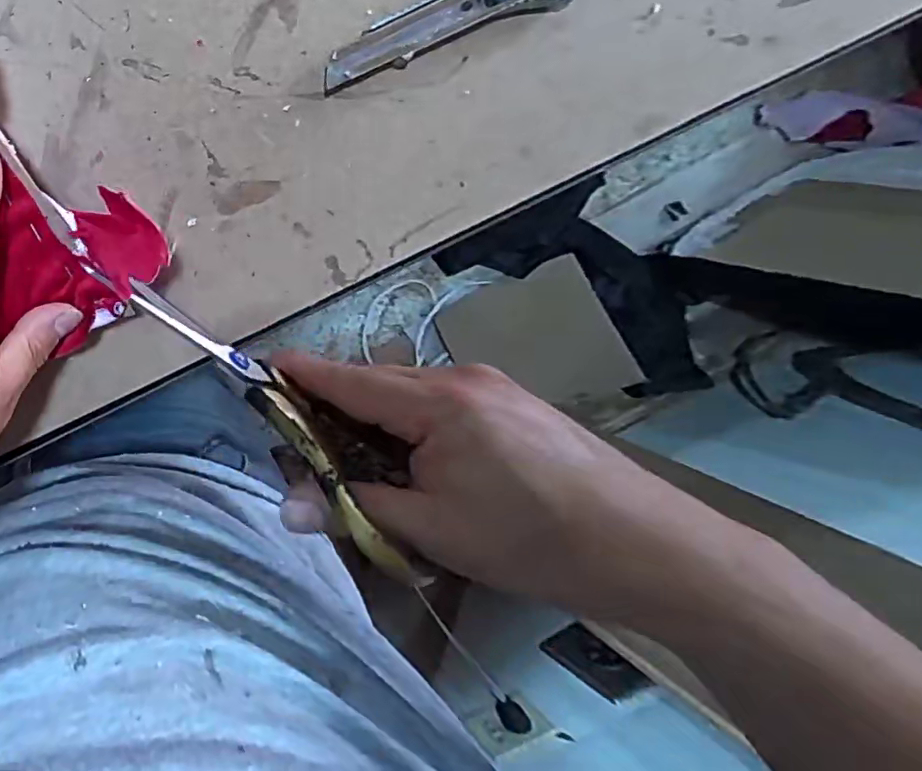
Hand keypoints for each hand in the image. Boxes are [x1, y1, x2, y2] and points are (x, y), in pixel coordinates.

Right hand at [270, 352, 766, 626]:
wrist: (662, 552)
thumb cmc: (536, 541)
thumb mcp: (435, 530)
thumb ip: (356, 506)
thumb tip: (291, 508)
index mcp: (435, 401)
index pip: (346, 379)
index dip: (298, 373)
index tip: (260, 369)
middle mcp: (458, 377)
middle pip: (372, 382)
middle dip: (333, 405)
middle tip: (305, 438)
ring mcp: (489, 385)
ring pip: (405, 391)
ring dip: (372, 416)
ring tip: (358, 455)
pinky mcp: (509, 401)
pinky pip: (436, 399)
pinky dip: (407, 420)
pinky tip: (414, 454)